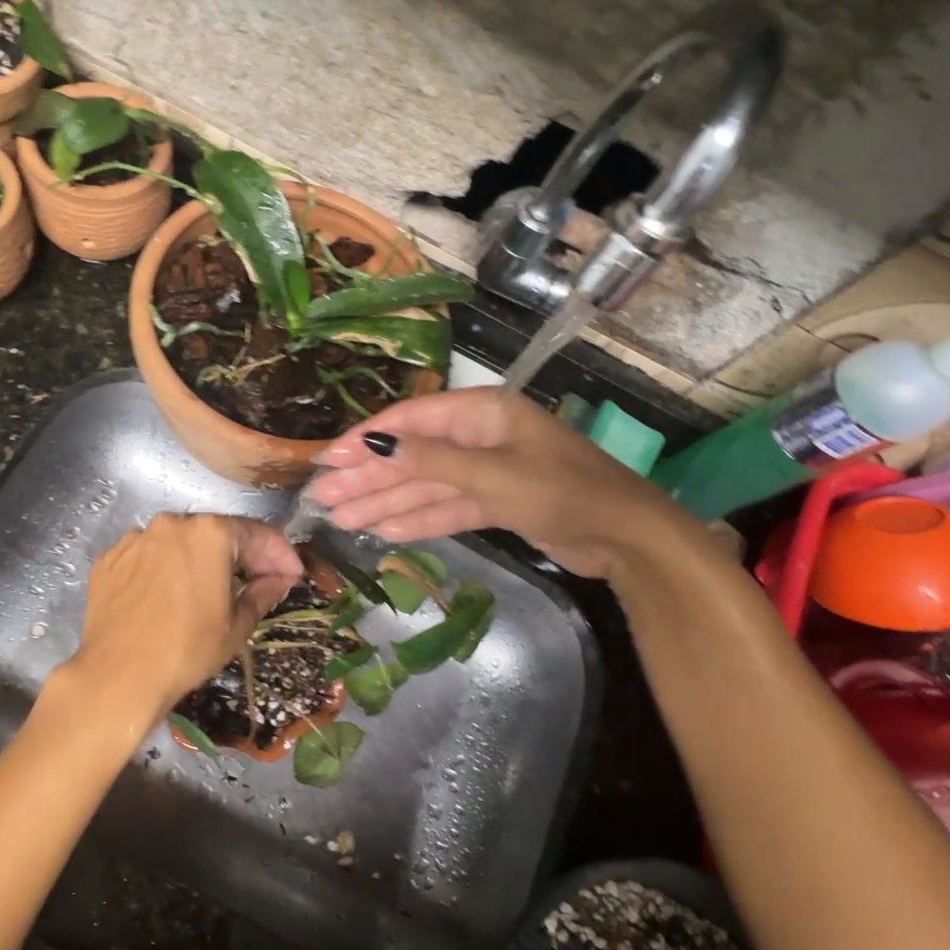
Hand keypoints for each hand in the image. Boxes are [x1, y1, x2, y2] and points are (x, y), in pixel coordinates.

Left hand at [66, 514, 302, 726]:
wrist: (119, 675)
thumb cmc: (188, 649)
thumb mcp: (237, 625)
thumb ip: (263, 592)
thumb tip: (280, 579)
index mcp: (210, 534)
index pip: (256, 533)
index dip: (280, 553)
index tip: (293, 573)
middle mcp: (172, 524)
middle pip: (217, 532)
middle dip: (242, 553)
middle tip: (260, 578)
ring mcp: (136, 539)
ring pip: (180, 542)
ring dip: (201, 559)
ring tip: (212, 587)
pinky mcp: (110, 558)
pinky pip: (149, 555)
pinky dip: (165, 568)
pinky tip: (171, 594)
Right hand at [308, 388, 688, 577]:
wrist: (626, 536)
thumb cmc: (562, 492)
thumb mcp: (493, 476)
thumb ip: (432, 462)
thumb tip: (375, 445)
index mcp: (482, 413)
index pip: (411, 420)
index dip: (367, 440)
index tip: (328, 459)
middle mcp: (480, 436)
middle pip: (413, 455)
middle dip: (369, 477)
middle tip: (323, 499)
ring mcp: (488, 471)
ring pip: (426, 485)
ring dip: (385, 502)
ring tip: (342, 519)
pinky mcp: (497, 503)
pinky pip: (447, 507)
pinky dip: (418, 519)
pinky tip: (384, 531)